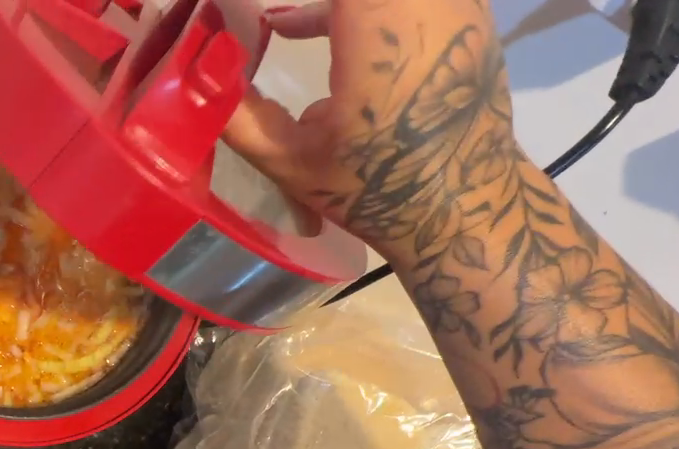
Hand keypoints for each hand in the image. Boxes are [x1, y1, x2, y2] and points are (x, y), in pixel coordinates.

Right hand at [226, 0, 518, 262]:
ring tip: (297, 20)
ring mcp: (461, 6)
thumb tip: (205, 83)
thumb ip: (244, 118)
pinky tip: (337, 21)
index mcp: (378, 42)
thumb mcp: (290, 161)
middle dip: (318, 3)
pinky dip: (372, 5)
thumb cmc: (367, 187)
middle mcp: (430, 9)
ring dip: (344, 5)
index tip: (266, 15)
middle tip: (279, 20)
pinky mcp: (474, 14)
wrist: (456, 199)